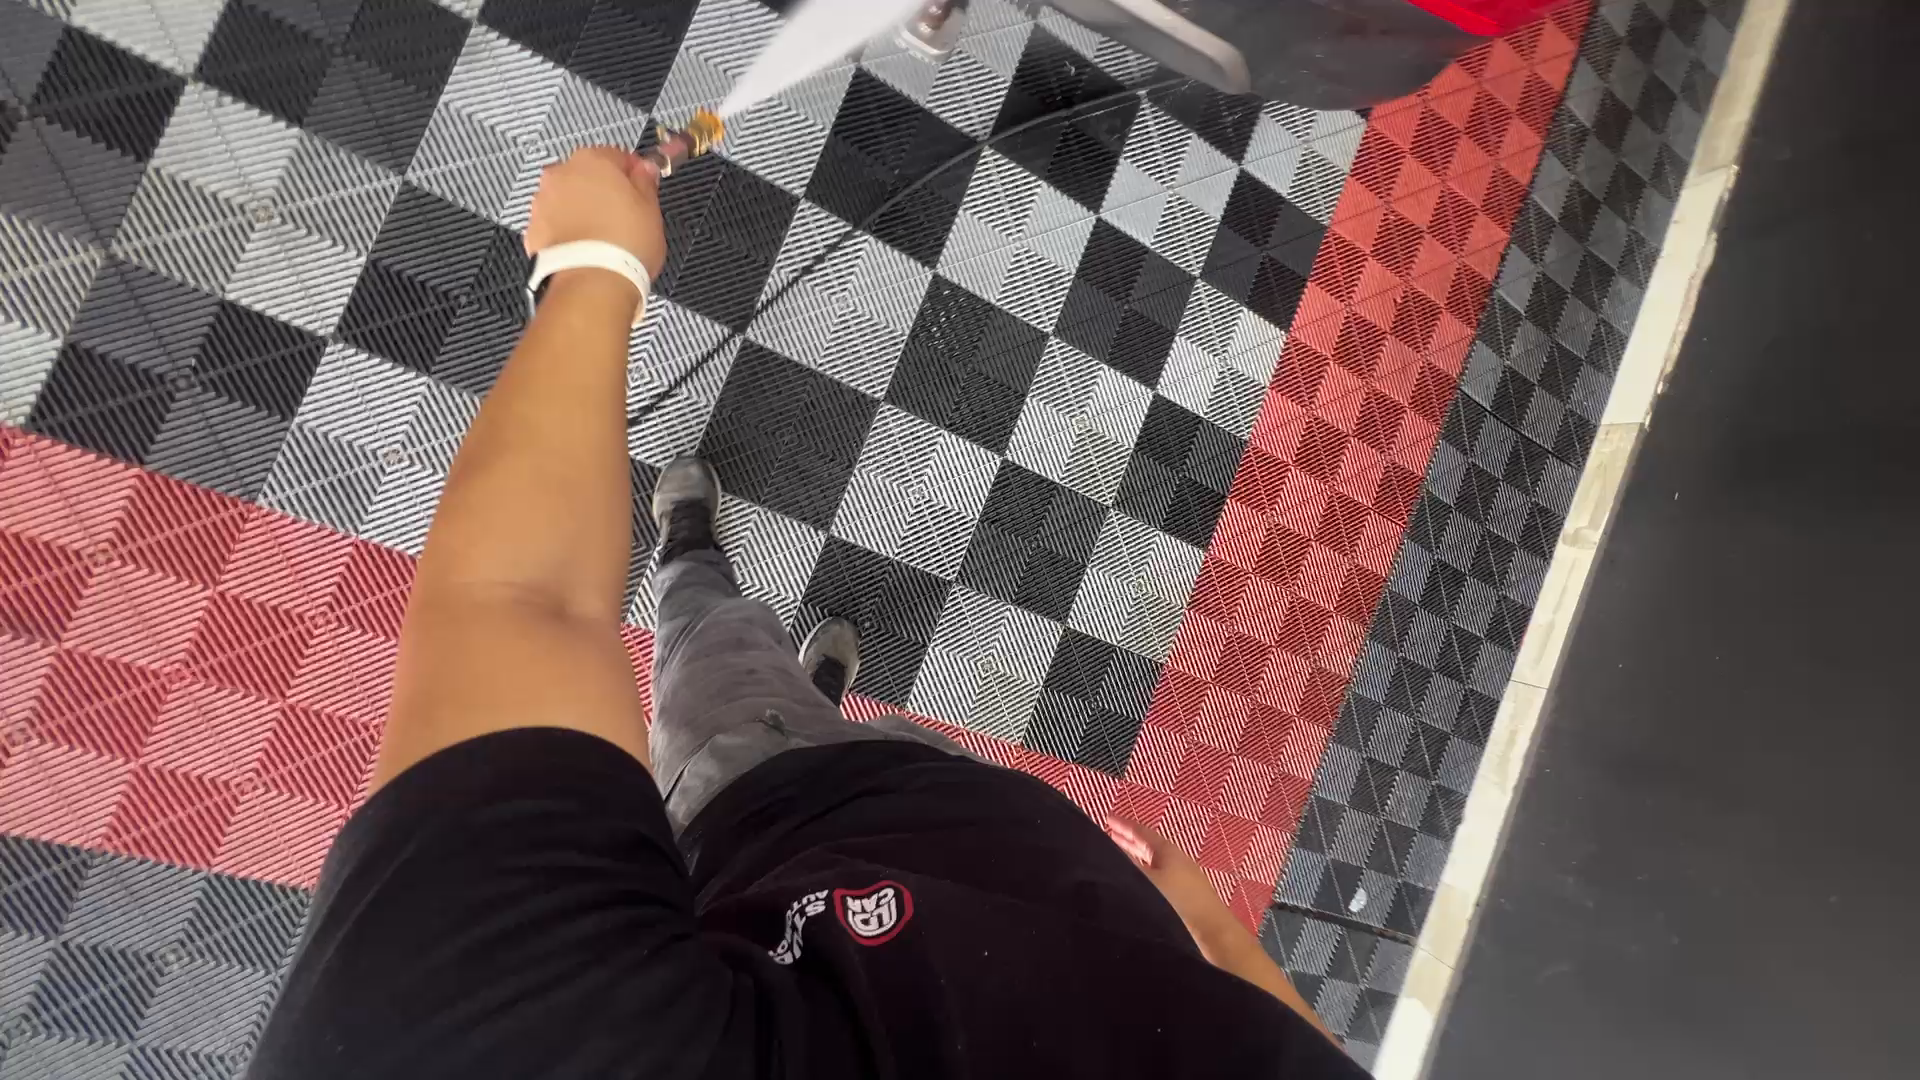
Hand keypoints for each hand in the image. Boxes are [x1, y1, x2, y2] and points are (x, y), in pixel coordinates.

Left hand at [524, 146, 667, 277]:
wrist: (594, 281)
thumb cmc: (625, 245)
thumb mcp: (651, 210)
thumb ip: (646, 183)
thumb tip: (645, 170)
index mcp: (594, 160)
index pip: (617, 155)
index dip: (633, 174)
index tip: (643, 189)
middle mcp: (563, 173)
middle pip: (588, 175)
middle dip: (604, 191)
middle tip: (625, 218)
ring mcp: (544, 200)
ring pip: (568, 198)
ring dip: (584, 211)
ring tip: (605, 239)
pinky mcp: (534, 228)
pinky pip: (555, 223)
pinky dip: (568, 231)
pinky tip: (587, 249)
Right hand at [1104, 814, 1335, 1038]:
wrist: (1216, 939)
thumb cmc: (1178, 904)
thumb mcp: (1146, 882)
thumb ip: (1126, 868)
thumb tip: (1105, 856)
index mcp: (1168, 852)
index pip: (1141, 832)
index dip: (1123, 825)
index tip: (1106, 818)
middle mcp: (1177, 862)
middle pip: (1149, 847)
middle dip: (1129, 841)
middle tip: (1109, 836)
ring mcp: (1185, 882)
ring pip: (1154, 865)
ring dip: (1136, 861)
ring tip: (1118, 861)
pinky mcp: (1187, 902)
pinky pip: (1159, 881)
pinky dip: (1144, 878)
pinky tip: (1137, 890)